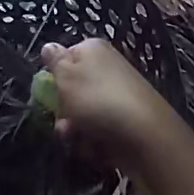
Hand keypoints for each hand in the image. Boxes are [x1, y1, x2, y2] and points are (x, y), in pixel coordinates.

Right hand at [40, 38, 186, 163]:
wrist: (144, 135)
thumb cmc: (97, 100)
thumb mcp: (67, 76)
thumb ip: (54, 61)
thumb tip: (49, 46)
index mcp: (93, 50)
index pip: (63, 58)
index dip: (54, 77)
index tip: (51, 92)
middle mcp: (107, 68)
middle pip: (72, 90)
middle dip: (64, 110)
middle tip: (65, 122)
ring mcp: (117, 95)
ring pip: (83, 113)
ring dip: (76, 130)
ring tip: (80, 139)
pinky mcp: (125, 120)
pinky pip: (99, 129)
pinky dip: (94, 140)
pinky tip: (97, 148)